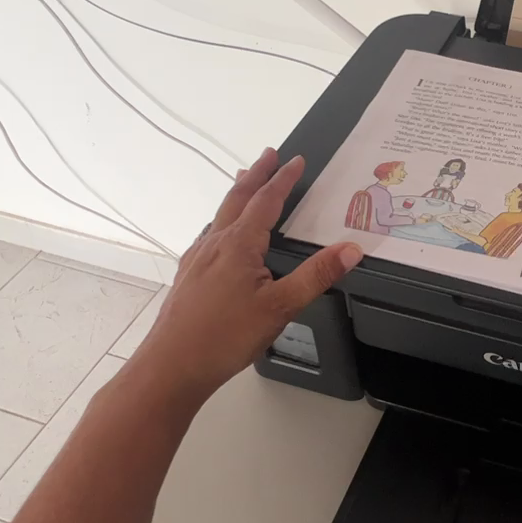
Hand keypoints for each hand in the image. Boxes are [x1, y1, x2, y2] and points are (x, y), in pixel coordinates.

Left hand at [128, 149, 361, 413]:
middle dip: (256, 175)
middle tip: (269, 154)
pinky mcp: (189, 277)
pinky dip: (224, 220)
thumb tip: (352, 248)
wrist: (169, 369)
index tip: (297, 161)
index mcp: (239, 244)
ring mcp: (197, 260)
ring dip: (238, 194)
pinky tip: (222, 235)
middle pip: (237, 198)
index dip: (283, 180)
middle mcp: (215, 244)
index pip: (266, 201)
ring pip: (220, 216)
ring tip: (245, 181)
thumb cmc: (224, 336)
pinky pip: (210, 235)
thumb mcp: (281, 307)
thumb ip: (317, 275)